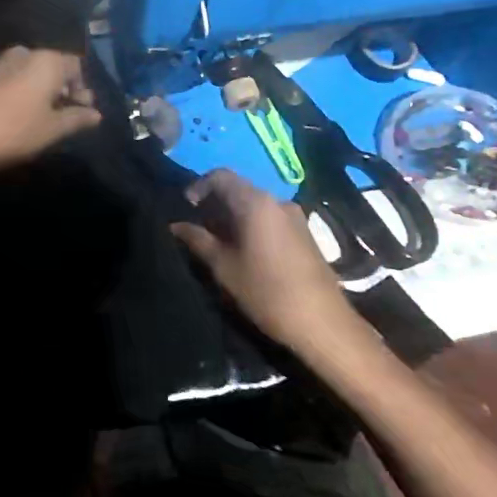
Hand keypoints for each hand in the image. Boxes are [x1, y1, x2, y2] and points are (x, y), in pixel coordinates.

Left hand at [0, 47, 100, 179]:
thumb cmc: (15, 132)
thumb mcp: (53, 129)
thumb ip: (78, 118)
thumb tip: (96, 114)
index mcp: (46, 61)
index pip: (75, 66)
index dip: (82, 88)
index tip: (81, 111)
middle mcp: (23, 53)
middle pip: (51, 66)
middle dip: (61, 88)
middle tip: (62, 114)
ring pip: (28, 71)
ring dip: (38, 89)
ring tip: (37, 115)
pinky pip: (8, 77)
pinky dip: (17, 91)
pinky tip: (12, 114)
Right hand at [169, 169, 357, 352]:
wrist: (321, 320)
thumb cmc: (266, 292)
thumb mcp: (224, 268)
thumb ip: (198, 240)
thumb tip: (176, 225)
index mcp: (256, 202)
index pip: (221, 176)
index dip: (199, 186)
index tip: (186, 208)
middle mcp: (278, 200)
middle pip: (239, 189)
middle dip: (215, 204)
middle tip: (198, 230)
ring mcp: (295, 215)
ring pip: (256, 205)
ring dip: (234, 216)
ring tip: (219, 244)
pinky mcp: (305, 232)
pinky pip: (271, 218)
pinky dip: (252, 225)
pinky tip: (246, 252)